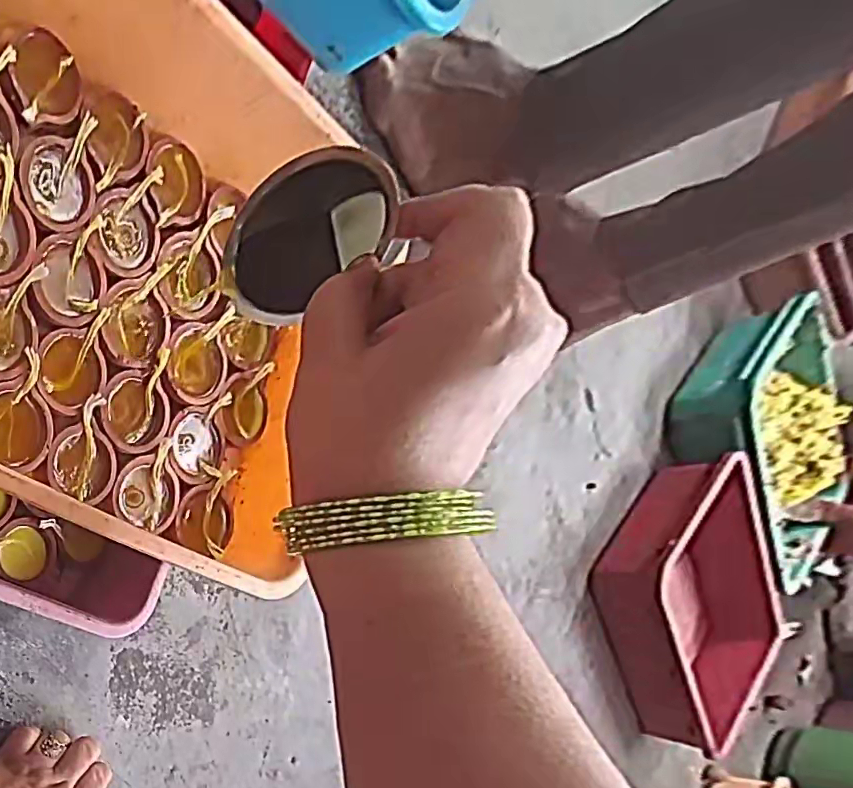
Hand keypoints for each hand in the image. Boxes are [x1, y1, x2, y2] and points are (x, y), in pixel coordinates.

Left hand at [0, 726, 110, 787]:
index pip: (97, 782)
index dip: (100, 773)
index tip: (97, 772)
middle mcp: (55, 785)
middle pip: (85, 751)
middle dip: (87, 749)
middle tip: (81, 753)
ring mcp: (32, 767)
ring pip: (59, 738)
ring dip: (60, 742)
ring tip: (53, 750)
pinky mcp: (8, 755)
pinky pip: (28, 732)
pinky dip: (32, 734)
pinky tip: (29, 743)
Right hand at [288, 185, 567, 503]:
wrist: (377, 514)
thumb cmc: (351, 445)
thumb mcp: (324, 358)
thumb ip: (341, 291)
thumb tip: (363, 274)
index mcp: (482, 306)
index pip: (487, 209)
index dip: (431, 207)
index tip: (385, 234)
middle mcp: (526, 319)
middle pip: (474, 252)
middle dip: (409, 274)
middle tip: (356, 327)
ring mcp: (527, 348)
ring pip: (473, 287)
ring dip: (416, 306)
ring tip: (370, 361)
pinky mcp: (513, 371)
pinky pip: (478, 321)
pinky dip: (433, 330)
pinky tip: (393, 372)